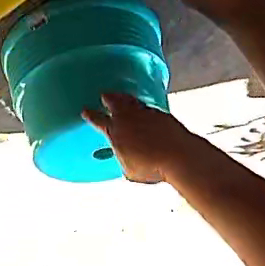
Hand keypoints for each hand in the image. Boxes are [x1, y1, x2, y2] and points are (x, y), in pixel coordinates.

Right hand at [83, 92, 198, 183]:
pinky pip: (147, 106)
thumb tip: (127, 161)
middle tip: (104, 95)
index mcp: (114, 132)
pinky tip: (144, 109)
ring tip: (121, 96)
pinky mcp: (160, 114)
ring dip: (124, 98)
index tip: (86, 110)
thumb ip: (125, 161)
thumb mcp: (130, 170)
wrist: (178, 156)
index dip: (90, 115)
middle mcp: (127, 119)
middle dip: (108, 98)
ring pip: (130, 101)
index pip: (98, 120)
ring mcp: (145, 114)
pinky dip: (142, 106)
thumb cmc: (153, 166)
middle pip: (114, 102)